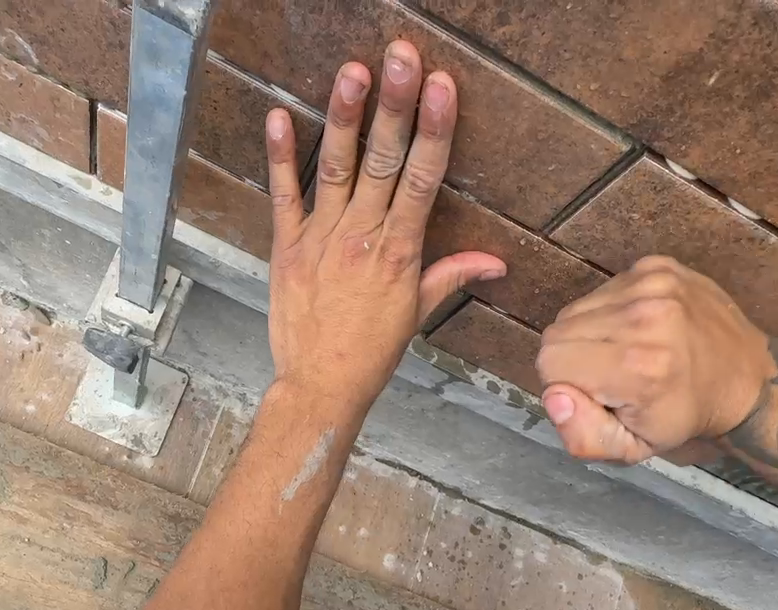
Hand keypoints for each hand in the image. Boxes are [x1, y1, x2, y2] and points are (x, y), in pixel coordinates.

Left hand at [264, 41, 506, 418]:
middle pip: (381, 164)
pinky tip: (279, 116)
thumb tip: (497, 262)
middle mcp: (361, 238)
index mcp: (398, 253)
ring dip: (343, 118)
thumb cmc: (371, 352)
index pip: (421, 181)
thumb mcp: (417, 315)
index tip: (440, 86)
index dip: (432, 131)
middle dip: (393, 107)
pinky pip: (283, 196)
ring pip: (335, 169)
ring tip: (352, 71)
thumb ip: (451, 277)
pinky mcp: (287, 248)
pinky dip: (280, 157)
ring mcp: (321, 240)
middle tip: (400, 56)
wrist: (321, 384)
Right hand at [536, 256, 776, 463]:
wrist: (746, 377)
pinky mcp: (657, 265)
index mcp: (639, 367)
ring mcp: (653, 284)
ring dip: (588, 334)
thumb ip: (583, 436)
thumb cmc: (682, 419)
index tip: (594, 395)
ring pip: (575, 311)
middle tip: (608, 375)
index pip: (550, 363)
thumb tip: (555, 397)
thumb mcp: (631, 450)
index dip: (562, 384)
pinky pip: (601, 292)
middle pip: (557, 333)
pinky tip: (637, 328)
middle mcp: (645, 317)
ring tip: (624, 351)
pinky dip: (608, 312)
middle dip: (571, 359)